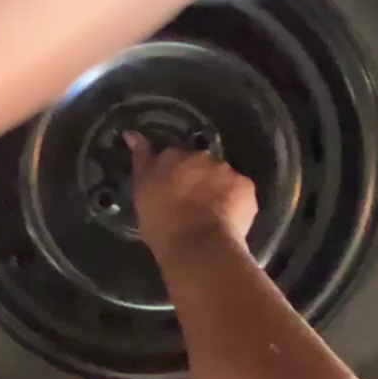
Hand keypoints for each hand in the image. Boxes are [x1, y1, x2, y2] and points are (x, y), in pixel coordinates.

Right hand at [125, 131, 256, 255]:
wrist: (197, 245)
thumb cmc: (161, 222)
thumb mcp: (141, 192)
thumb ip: (140, 160)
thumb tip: (131, 133)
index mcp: (173, 156)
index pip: (172, 157)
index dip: (172, 173)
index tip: (169, 190)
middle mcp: (201, 156)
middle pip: (199, 163)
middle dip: (195, 178)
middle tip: (188, 204)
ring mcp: (226, 170)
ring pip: (220, 176)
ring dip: (215, 189)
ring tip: (209, 214)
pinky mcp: (246, 187)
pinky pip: (239, 191)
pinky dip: (233, 201)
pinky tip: (226, 219)